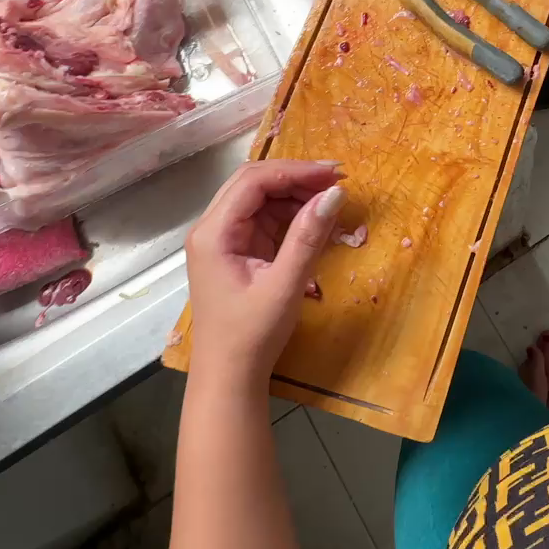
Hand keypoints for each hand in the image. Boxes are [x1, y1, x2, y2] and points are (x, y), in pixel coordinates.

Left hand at [183, 159, 345, 386]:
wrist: (230, 377)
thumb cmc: (252, 334)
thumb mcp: (285, 285)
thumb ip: (308, 236)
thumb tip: (336, 193)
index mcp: (214, 233)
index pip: (253, 181)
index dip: (295, 171)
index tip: (334, 175)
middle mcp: (212, 228)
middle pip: (253, 182)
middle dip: (295, 175)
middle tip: (336, 179)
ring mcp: (223, 238)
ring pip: (259, 196)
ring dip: (294, 191)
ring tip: (330, 197)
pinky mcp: (236, 249)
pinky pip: (264, 215)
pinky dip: (290, 210)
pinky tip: (315, 216)